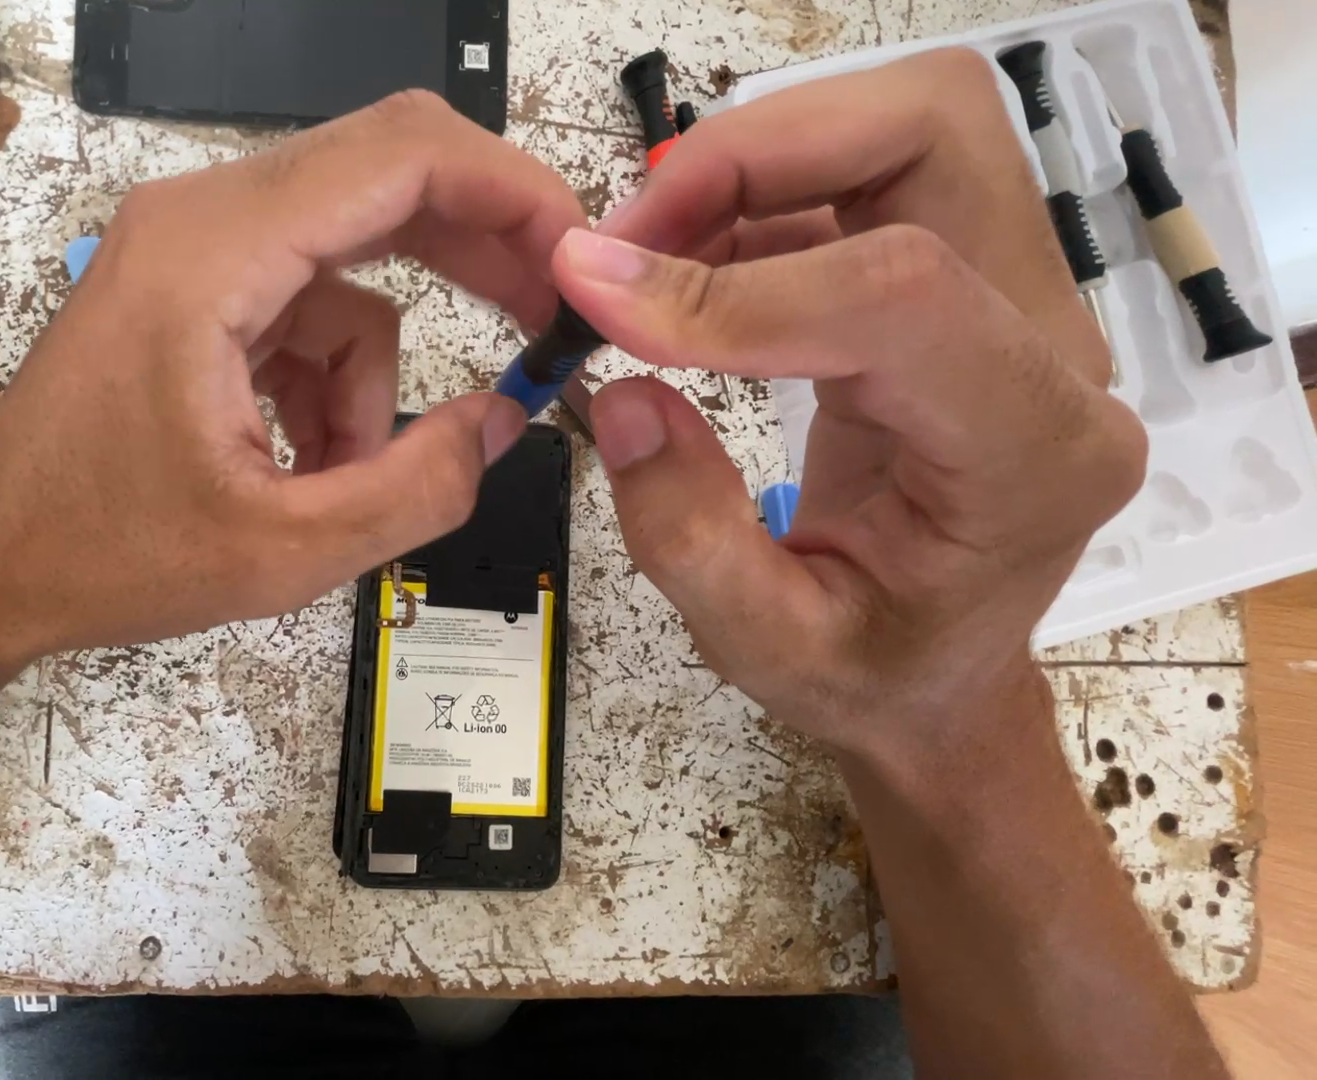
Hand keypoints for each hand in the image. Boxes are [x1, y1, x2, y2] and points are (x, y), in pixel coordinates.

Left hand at [0, 91, 582, 662]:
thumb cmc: (104, 559)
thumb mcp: (284, 552)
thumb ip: (418, 489)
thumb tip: (502, 421)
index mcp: (213, 253)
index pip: (401, 156)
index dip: (513, 193)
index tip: (577, 258)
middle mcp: (200, 224)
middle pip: (384, 186)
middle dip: (477, 257)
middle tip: (539, 330)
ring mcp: (193, 260)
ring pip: (350, 285)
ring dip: (371, 387)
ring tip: (335, 479)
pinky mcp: (194, 303)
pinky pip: (306, 323)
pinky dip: (328, 395)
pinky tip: (297, 465)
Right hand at [553, 50, 1145, 758]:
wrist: (933, 674)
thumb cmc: (862, 676)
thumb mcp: (756, 642)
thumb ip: (684, 532)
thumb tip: (616, 391)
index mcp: (1025, 456)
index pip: (890, 297)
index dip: (722, 286)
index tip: (586, 293)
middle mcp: (1048, 350)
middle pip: (926, 138)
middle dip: (747, 160)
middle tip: (617, 239)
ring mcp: (1011, 304)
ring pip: (895, 134)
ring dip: (742, 168)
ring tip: (633, 254)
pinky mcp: (952, 291)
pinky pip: (856, 185)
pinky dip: (745, 201)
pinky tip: (675, 272)